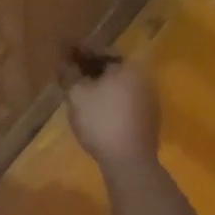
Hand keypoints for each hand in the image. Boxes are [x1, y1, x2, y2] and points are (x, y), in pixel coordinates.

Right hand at [62, 50, 159, 171]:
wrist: (130, 162)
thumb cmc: (101, 121)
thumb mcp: (76, 95)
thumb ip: (69, 75)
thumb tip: (64, 63)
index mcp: (128, 68)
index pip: (101, 52)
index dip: (81, 53)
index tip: (65, 56)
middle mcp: (144, 79)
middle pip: (113, 68)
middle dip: (92, 70)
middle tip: (72, 75)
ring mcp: (150, 100)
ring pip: (120, 86)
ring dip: (102, 86)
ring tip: (82, 93)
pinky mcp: (150, 119)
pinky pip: (126, 101)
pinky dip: (112, 100)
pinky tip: (97, 110)